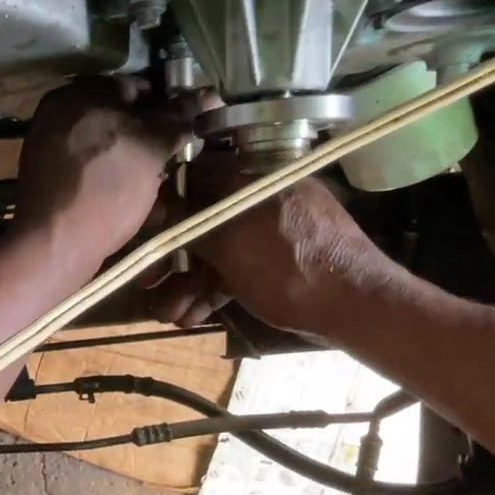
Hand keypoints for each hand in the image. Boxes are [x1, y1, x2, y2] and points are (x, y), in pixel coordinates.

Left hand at [12, 78, 204, 256]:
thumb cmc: (105, 189)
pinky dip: (112, 176)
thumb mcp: (150, 148)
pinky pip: (90, 167)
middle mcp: (59, 113)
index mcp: (79, 93)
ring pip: (106, 143)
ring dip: (134, 157)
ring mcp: (50, 147)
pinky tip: (130, 195)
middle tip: (175, 156)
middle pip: (119, 115)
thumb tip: (207, 94)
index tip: (191, 125)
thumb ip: (177, 119)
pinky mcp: (50, 179)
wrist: (54, 245)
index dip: (169, 104)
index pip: (137, 86)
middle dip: (149, 134)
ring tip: (156, 178)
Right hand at [152, 155, 400, 336]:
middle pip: (202, 221)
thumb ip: (192, 224)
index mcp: (255, 178)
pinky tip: (192, 318)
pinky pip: (237, 270)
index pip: (196, 176)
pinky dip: (214, 291)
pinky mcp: (278, 262)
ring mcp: (272, 232)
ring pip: (218, 252)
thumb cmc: (288, 267)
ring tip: (168, 315)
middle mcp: (261, 199)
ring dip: (188, 284)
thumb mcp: (230, 243)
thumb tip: (157, 209)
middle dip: (172, 258)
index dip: (163, 203)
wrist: (355, 306)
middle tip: (146, 284)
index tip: (140, 230)